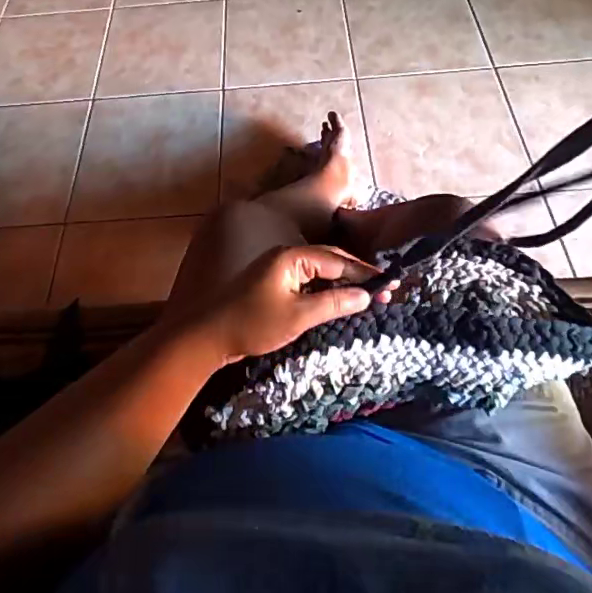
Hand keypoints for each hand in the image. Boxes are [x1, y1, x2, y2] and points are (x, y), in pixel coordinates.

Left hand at [168, 245, 387, 364]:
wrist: (204, 337)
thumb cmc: (252, 324)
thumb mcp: (298, 316)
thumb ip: (333, 303)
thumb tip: (365, 296)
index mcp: (291, 256)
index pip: (337, 259)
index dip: (364, 272)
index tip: (388, 283)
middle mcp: (284, 255)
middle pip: (329, 259)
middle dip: (356, 275)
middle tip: (382, 292)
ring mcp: (274, 267)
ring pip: (318, 270)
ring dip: (341, 282)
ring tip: (365, 296)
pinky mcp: (269, 282)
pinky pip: (305, 279)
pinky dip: (324, 288)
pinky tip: (336, 299)